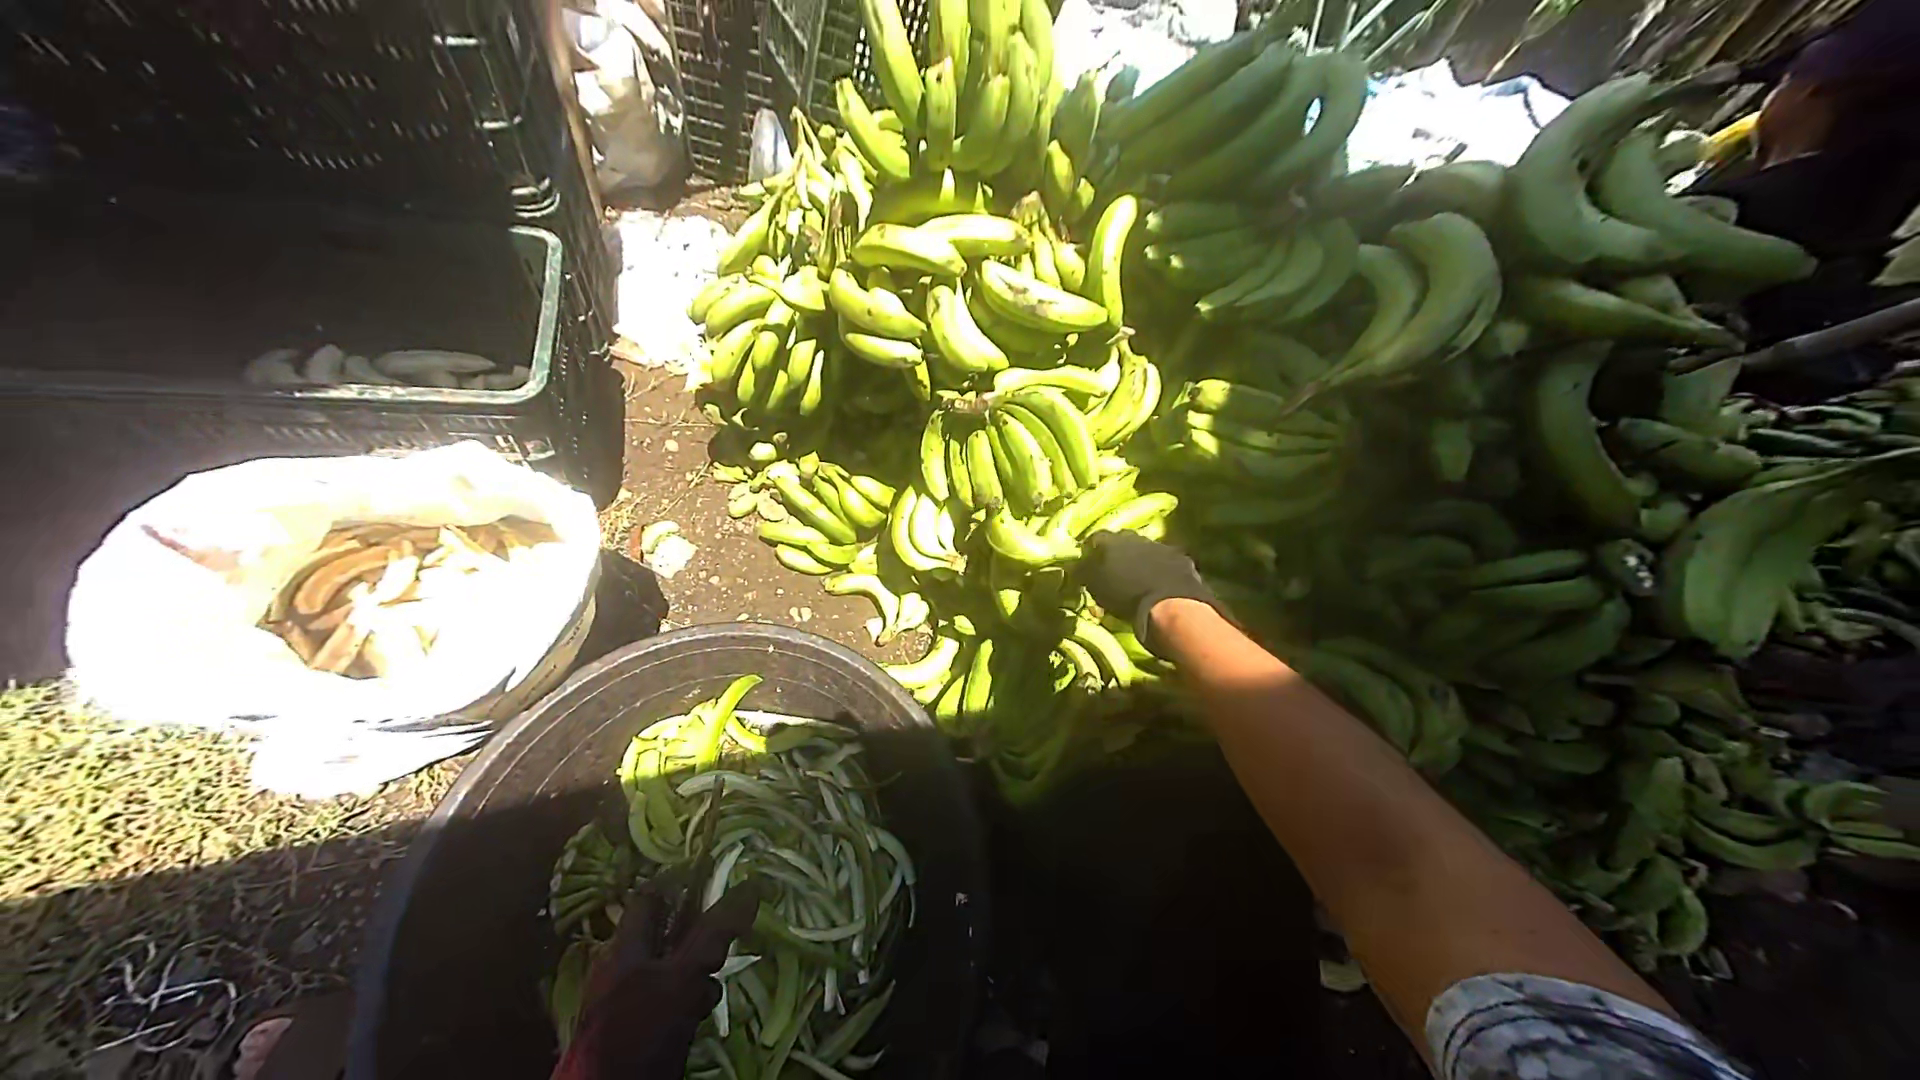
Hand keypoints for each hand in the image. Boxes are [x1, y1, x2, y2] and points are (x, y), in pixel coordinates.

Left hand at [551, 881, 759, 1079]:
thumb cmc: (643, 1031)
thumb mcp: (684, 975)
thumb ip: (715, 931)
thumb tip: (752, 886)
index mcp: (624, 947)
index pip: (652, 895)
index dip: (683, 882)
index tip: (719, 879)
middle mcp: (624, 967)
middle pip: (668, 930)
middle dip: (701, 929)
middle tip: (728, 931)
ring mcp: (630, 999)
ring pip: (674, 964)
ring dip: (701, 966)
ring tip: (716, 976)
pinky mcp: (642, 1028)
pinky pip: (672, 996)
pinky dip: (693, 995)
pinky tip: (704, 1008)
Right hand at [1078, 531, 1217, 655]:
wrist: (1169, 605)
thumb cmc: (1124, 596)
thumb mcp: (1094, 586)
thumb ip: (1083, 572)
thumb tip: (1074, 565)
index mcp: (1110, 541)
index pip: (1095, 538)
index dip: (1090, 550)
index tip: (1088, 561)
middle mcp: (1135, 537)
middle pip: (1122, 541)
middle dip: (1117, 552)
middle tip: (1114, 569)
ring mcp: (1160, 546)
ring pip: (1146, 549)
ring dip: (1141, 559)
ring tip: (1139, 578)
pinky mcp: (1181, 559)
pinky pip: (1167, 560)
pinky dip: (1162, 568)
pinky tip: (1161, 583)